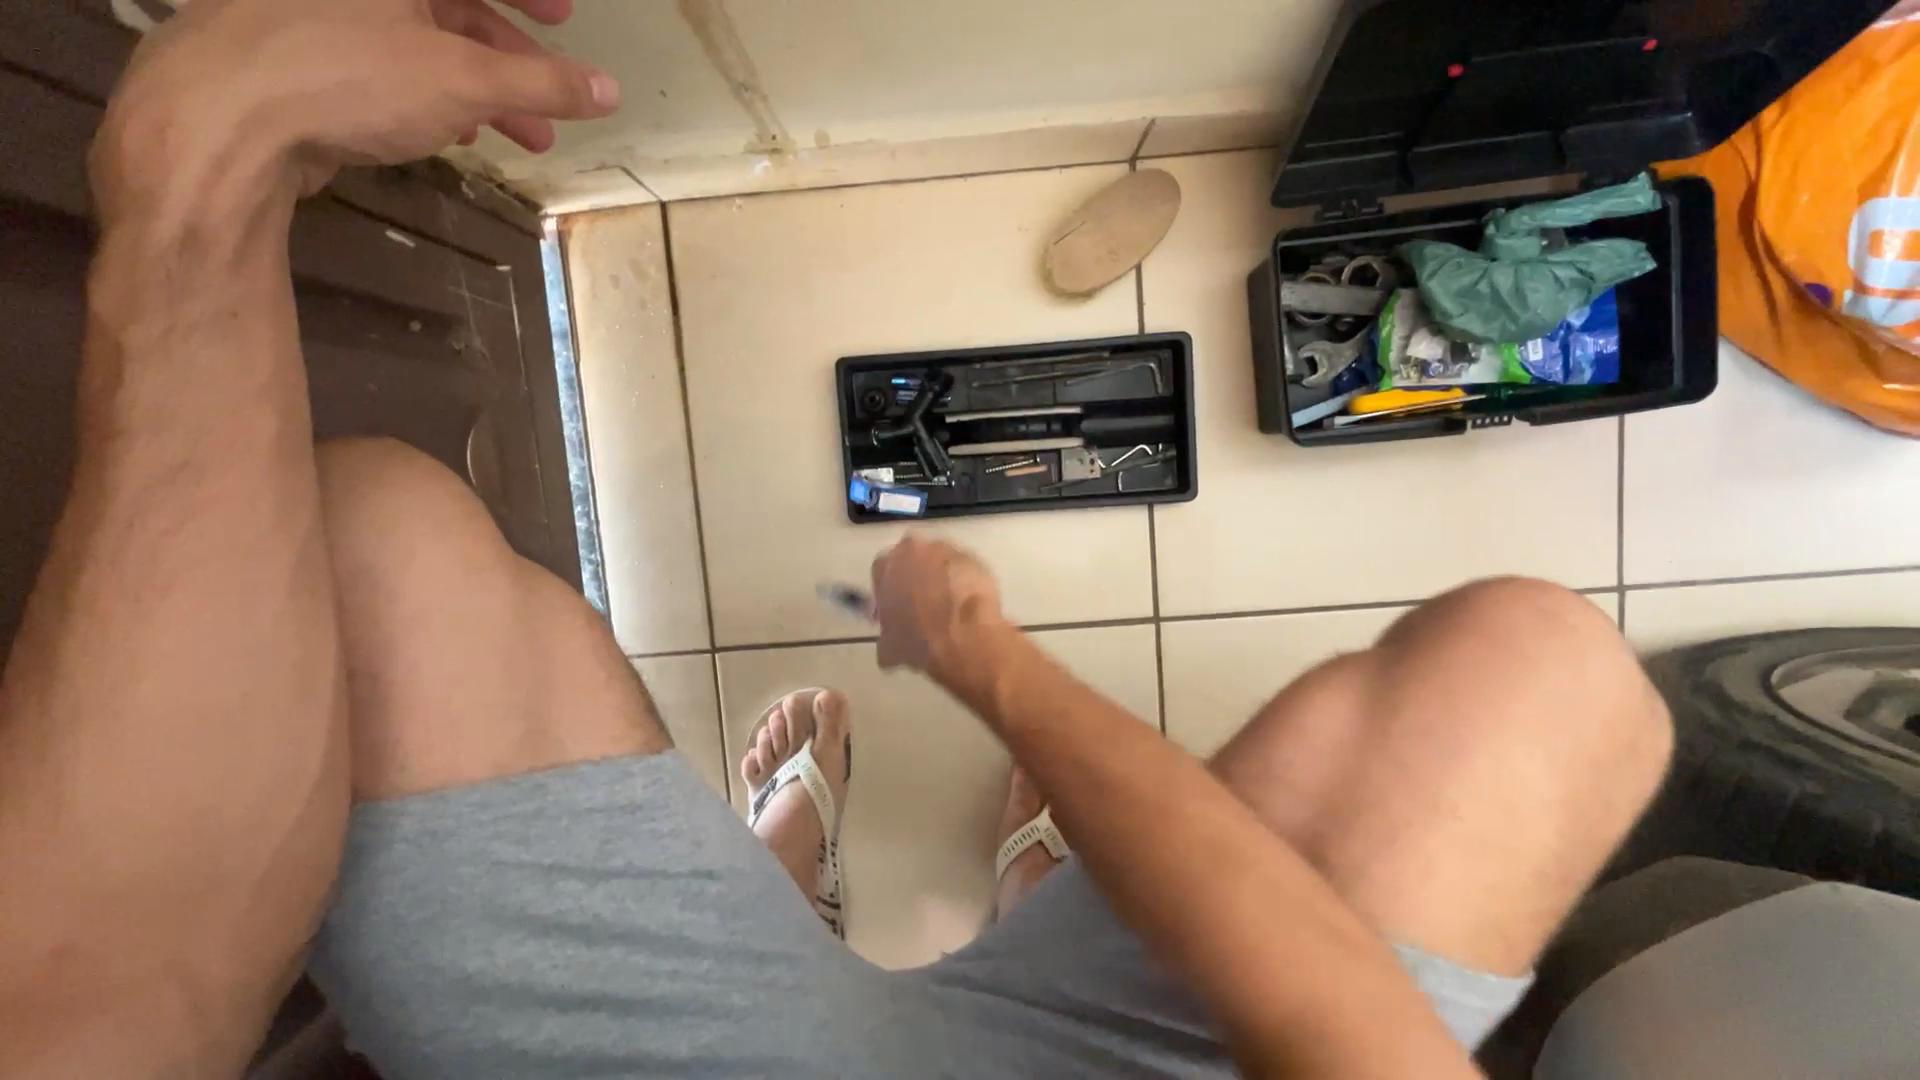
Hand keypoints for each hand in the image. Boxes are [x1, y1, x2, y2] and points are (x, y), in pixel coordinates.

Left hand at [92, 0, 617, 216]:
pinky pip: (392, 62)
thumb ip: (543, 83)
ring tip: (529, 139)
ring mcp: (326, 9)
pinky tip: (462, 131)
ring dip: (486, 90)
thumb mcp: (464, 79)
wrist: (225, 118)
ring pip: (427, 40)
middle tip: (558, 93)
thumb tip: (609, 89)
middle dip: (516, 57)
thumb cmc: (349, 75)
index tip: (566, 18)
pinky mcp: (308, 50)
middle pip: (453, 4)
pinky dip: (437, 94)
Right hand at [870, 535, 1006, 673]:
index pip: (882, 570)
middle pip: (913, 557)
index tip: (896, 608)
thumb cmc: (918, 641)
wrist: (964, 639)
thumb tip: (890, 644)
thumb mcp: (889, 647)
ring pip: (941, 560)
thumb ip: (886, 635)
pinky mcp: (977, 561)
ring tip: (949, 606)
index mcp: (887, 565)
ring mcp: (950, 551)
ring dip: (942, 577)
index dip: (889, 590)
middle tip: (922, 604)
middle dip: (916, 576)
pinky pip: (966, 569)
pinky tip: (967, 606)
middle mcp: (916, 549)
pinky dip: (965, 582)